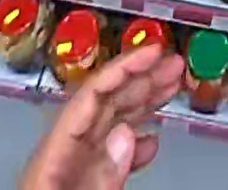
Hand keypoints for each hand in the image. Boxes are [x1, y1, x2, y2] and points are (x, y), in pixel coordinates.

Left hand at [19, 43, 185, 189]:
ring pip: (108, 130)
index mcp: (51, 162)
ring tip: (171, 88)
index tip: (154, 51)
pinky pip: (107, 161)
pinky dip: (132, 146)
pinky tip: (151, 143)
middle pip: (101, 109)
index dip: (122, 68)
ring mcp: (68, 180)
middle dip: (139, 81)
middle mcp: (60, 162)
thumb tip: (129, 133)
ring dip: (140, 106)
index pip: (89, 99)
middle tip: (175, 64)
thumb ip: (98, 182)